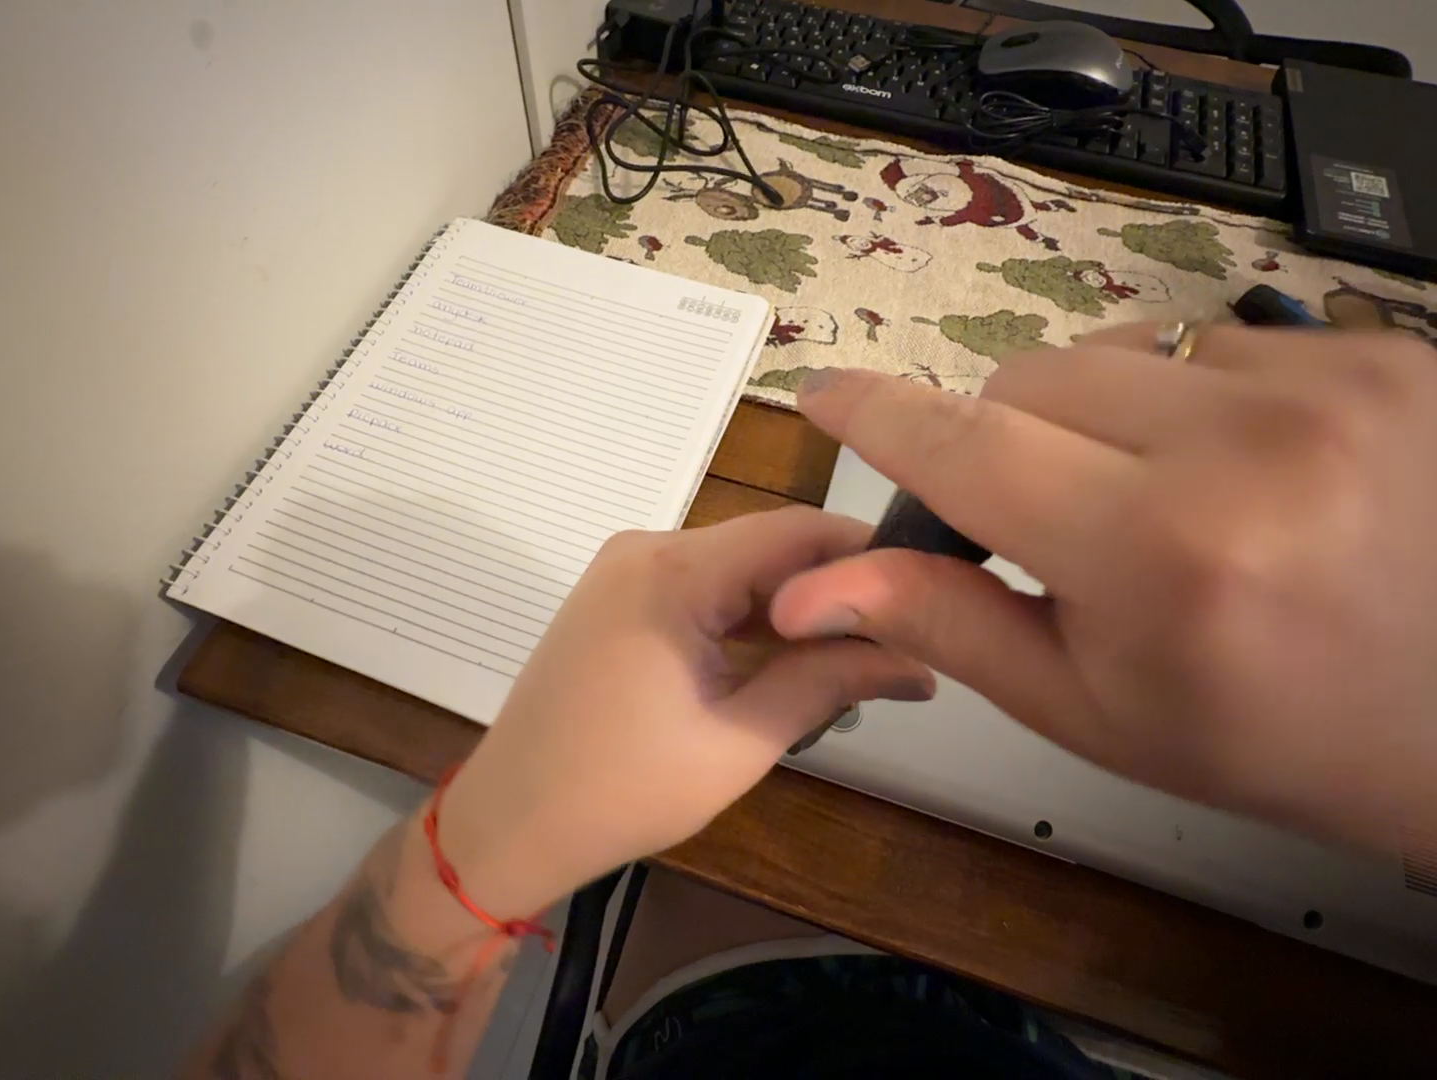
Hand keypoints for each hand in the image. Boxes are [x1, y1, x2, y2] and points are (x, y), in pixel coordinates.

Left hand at [436, 507, 934, 916]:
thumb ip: (827, 685)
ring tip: (853, 659)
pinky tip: (784, 659)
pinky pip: (701, 590)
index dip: (868, 553)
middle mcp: (647, 548)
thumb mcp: (738, 742)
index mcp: (673, 571)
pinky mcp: (617, 596)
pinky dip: (745, 620)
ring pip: (736, 570)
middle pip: (767, 549)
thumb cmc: (620, 791)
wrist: (509, 820)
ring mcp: (625, 570)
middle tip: (899, 640)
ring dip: (791, 611)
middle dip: (834, 593)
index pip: (796, 531)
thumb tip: (916, 663)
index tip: (927, 590)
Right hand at [770, 325, 1436, 879]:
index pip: (968, 450)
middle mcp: (1244, 448)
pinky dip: (1171, 400)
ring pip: (1100, 356)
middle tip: (1043, 518)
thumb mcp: (1069, 700)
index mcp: (1158, 555)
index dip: (878, 415)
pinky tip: (1223, 468)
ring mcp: (1326, 384)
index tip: (821, 393)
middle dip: (999, 443)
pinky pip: (1194, 344)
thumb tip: (804, 591)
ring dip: (1081, 418)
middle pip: (1023, 385)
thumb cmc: (1243, 733)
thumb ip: (935, 620)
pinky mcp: (1376, 354)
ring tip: (1141, 493)